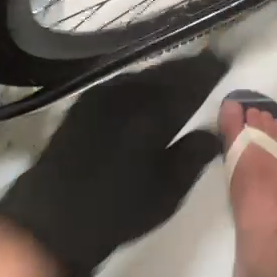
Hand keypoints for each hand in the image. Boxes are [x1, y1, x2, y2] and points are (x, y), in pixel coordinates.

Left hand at [0, 53, 226, 276]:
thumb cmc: (117, 210)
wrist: (52, 217)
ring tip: (180, 77)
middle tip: (207, 64)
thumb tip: (214, 132)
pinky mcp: (83, 104)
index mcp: (153, 113)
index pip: (189, 82)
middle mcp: (127, 94)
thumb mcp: (167, 192)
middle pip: (165, 73)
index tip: (224, 59)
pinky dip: (140, 83)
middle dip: (187, 68)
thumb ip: (193, 155)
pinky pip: (122, 83)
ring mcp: (101, 96)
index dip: (208, 70)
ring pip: (142, 76)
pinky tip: (145, 92)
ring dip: (163, 74)